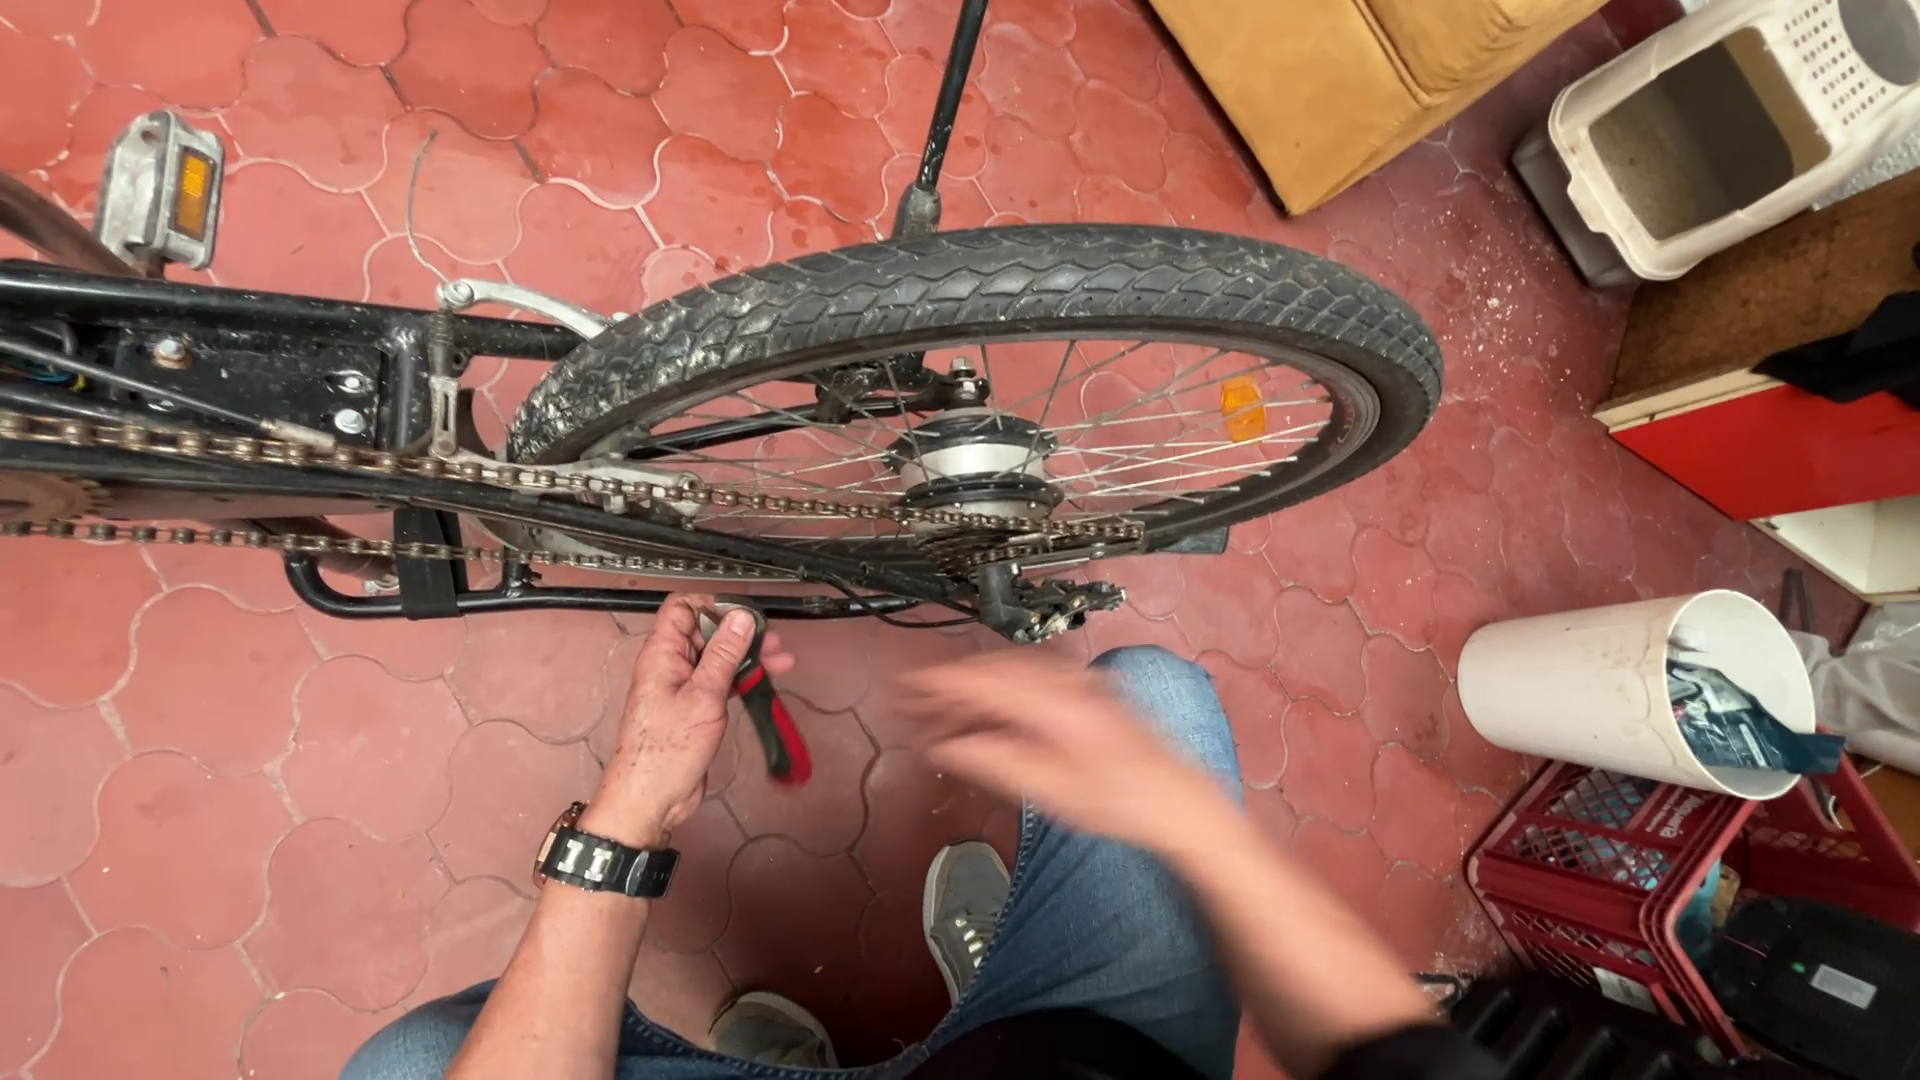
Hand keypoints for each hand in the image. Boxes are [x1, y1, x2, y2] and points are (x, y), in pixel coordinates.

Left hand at [584, 594, 794, 846]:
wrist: (651, 800)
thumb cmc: (667, 750)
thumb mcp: (703, 696)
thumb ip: (724, 654)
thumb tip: (740, 617)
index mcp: (662, 654)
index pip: (682, 608)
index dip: (713, 605)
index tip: (744, 616)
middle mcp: (671, 665)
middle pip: (706, 632)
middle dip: (741, 633)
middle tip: (774, 642)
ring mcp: (683, 686)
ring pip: (718, 657)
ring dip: (748, 656)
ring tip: (781, 661)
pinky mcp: (695, 706)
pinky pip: (720, 680)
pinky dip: (742, 677)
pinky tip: (765, 680)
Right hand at [899, 653, 1226, 852]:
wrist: (1180, 799)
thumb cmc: (1124, 802)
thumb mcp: (1054, 793)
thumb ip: (998, 763)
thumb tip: (949, 746)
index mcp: (1058, 704)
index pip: (986, 680)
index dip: (941, 681)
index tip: (909, 685)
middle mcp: (1069, 683)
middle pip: (994, 670)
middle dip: (950, 685)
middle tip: (914, 702)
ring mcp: (1080, 683)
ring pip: (1010, 672)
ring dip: (972, 687)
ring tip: (941, 710)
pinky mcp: (1086, 691)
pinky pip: (1030, 679)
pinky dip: (999, 691)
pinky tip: (984, 711)